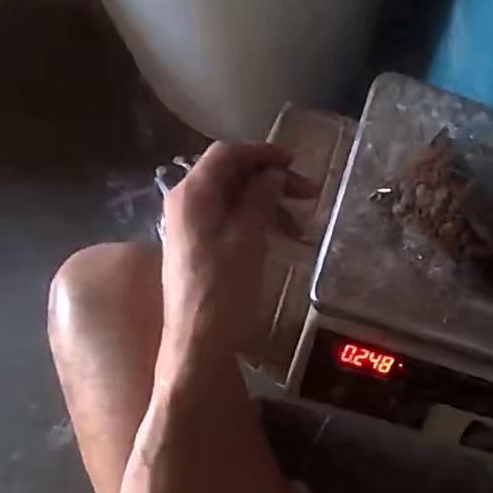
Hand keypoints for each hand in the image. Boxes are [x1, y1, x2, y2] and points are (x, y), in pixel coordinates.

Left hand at [158, 141, 317, 360]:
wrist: (198, 338)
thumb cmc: (224, 286)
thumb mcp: (249, 237)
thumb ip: (261, 197)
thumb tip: (273, 174)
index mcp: (192, 193)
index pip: (227, 155)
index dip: (263, 154)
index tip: (296, 163)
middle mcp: (184, 202)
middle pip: (229, 175)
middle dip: (269, 180)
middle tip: (308, 195)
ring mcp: (187, 226)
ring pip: (231, 200)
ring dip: (265, 204)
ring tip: (299, 226)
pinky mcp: (194, 248)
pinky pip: (226, 221)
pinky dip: (253, 222)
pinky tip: (276, 237)